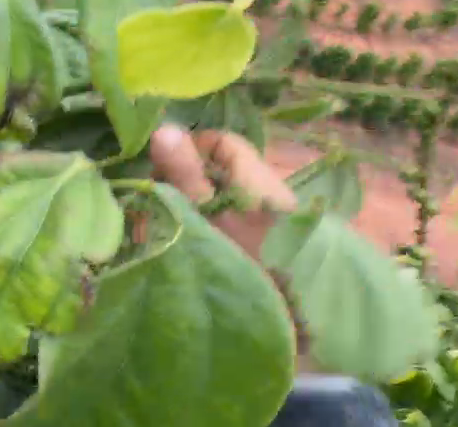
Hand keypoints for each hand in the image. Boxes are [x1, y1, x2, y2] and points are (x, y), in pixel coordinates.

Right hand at [148, 124, 295, 257]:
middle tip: (167, 200)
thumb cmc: (244, 262)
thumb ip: (184, 171)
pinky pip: (232, 216)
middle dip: (188, 177)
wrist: (292, 329)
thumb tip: (165, 127)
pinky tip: (200, 241)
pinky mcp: (272, 244)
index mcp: (260, 181)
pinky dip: (211, 221)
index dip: (191, 147)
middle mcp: (271, 194)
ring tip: (179, 223)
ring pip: (223, 192)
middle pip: (221, 167)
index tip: (166, 170)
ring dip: (196, 201)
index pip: (222, 141)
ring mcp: (273, 221)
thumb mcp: (205, 214)